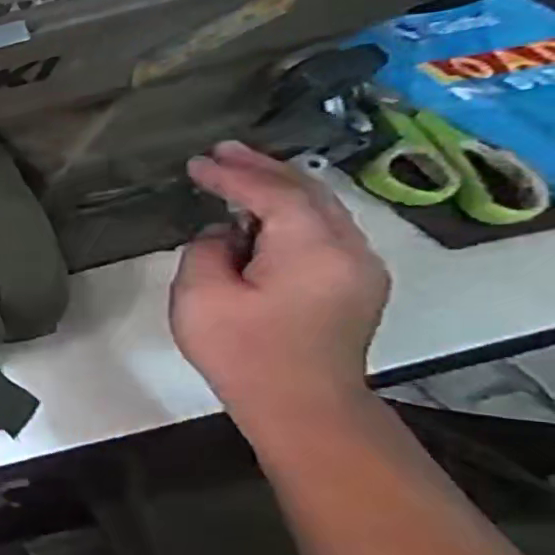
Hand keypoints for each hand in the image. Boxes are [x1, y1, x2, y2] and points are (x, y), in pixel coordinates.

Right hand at [170, 142, 390, 416]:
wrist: (299, 404)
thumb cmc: (242, 349)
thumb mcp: (200, 295)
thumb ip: (206, 251)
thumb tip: (222, 235)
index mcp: (313, 249)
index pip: (273, 194)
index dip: (232, 174)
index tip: (195, 162)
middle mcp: (349, 250)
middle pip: (308, 194)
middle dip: (263, 169)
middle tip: (223, 150)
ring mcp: (359, 269)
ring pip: (320, 212)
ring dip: (279, 190)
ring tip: (240, 173)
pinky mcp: (353, 286)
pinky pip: (323, 233)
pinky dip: (291, 214)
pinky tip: (262, 216)